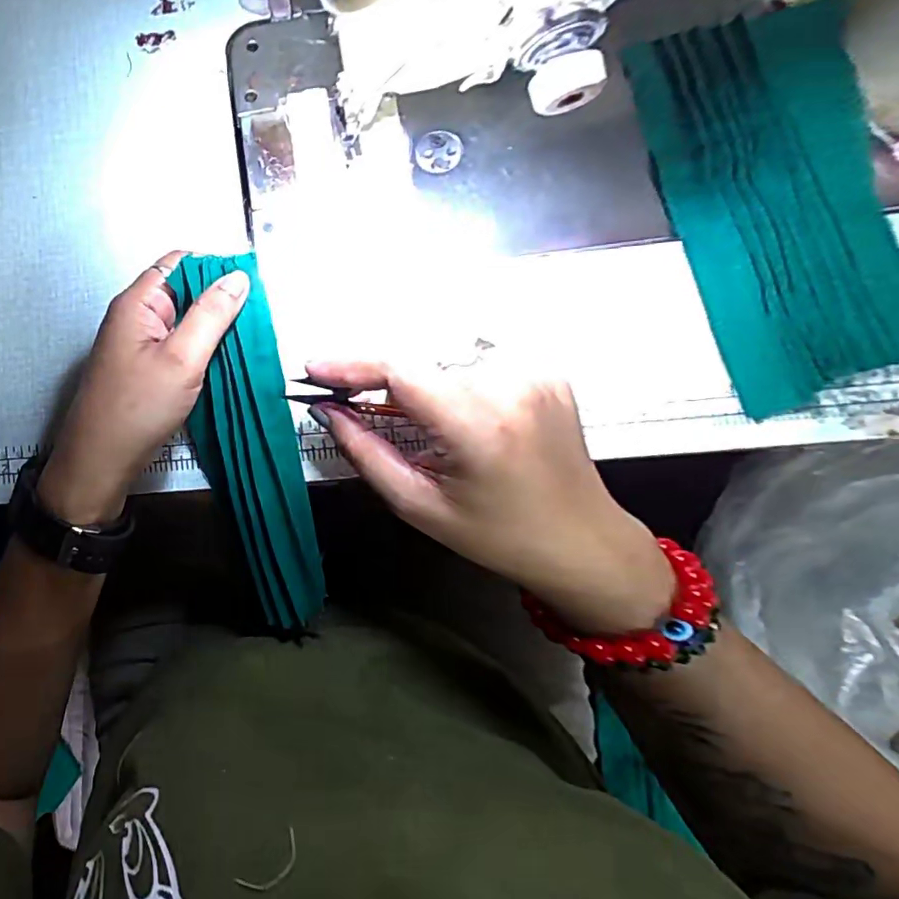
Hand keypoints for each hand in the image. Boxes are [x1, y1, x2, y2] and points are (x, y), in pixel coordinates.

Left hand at [38, 251, 248, 525]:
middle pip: (184, 291)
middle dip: (219, 299)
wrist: (102, 461)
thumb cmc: (134, 411)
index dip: (214, 265)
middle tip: (254, 315)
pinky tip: (225, 360)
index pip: (179, 263)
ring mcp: (141, 344)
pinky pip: (181, 346)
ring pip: (186, 321)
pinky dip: (203, 349)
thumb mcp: (182, 358)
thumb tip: (237, 278)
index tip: (248, 281)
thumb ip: (211, 314)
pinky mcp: (148, 368)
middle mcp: (136, 318)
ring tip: (245, 338)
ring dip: (214, 327)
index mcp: (137, 304)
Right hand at [305, 357, 672, 633]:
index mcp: (479, 424)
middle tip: (350, 398)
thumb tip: (329, 412)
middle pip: (420, 358)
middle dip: (379, 375)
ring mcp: (534, 373)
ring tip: (407, 414)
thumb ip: (367, 453)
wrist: (583, 541)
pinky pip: (478, 362)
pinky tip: (453, 414)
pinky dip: (451, 379)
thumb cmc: (497, 536)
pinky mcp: (546, 372)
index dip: (351, 364)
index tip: (315, 370)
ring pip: (446, 357)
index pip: (401, 368)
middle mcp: (510, 385)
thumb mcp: (421, 506)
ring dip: (416, 378)